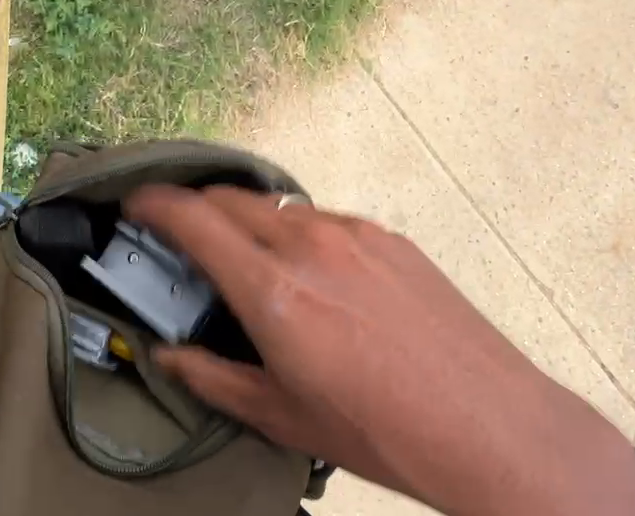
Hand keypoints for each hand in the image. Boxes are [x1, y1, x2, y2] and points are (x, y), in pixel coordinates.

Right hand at [125, 186, 634, 515]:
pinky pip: (319, 218)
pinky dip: (292, 231)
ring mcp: (352, 234)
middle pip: (224, 199)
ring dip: (242, 220)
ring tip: (245, 258)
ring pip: (272, 204)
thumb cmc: (385, 433)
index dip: (151, 203)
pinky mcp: (387, 238)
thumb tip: (167, 355)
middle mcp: (307, 246)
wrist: (501, 434)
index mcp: (274, 292)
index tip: (133, 205)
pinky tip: (309, 273)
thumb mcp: (283, 416)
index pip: (191, 219)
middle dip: (191, 209)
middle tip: (179, 237)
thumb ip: (212, 377)